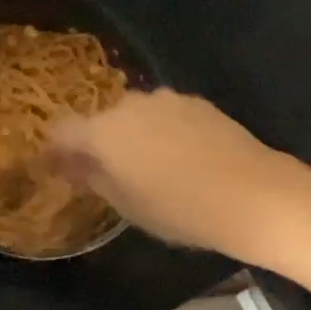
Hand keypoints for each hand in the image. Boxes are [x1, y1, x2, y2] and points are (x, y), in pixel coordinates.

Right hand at [47, 89, 310, 264]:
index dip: (54, 150)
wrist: (256, 195)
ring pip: (134, 116)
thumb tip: (73, 166)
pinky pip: (164, 115)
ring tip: (146, 167)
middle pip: (100, 121)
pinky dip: (161, 132)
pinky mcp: (196, 102)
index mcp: (104, 131)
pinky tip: (179, 158)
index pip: (62, 131)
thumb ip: (93, 179)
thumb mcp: (128, 206)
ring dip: (130, 136)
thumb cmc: (182, 210)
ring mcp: (166, 99)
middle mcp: (130, 105)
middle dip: (96, 144)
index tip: (54, 168)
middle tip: (104, 174)